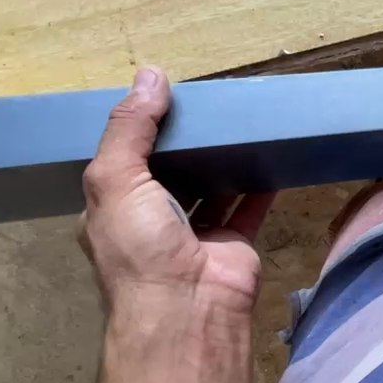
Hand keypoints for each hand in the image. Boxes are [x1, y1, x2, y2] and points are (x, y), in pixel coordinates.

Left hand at [78, 67, 275, 316]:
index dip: (139, 133)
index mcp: (113, 210)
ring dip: (223, 160)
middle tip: (207, 105)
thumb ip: (131, 129)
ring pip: (211, 187)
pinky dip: (260, 182)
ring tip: (238, 123)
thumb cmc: (141, 247)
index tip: (161, 99)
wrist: (189, 307)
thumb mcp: (116, 180)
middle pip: (170, 173)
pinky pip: (249, 205)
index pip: (122, 163)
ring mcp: (196, 233)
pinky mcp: (236, 241)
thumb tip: (150, 75)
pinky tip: (270, 154)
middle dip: (185, 143)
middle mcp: (152, 222)